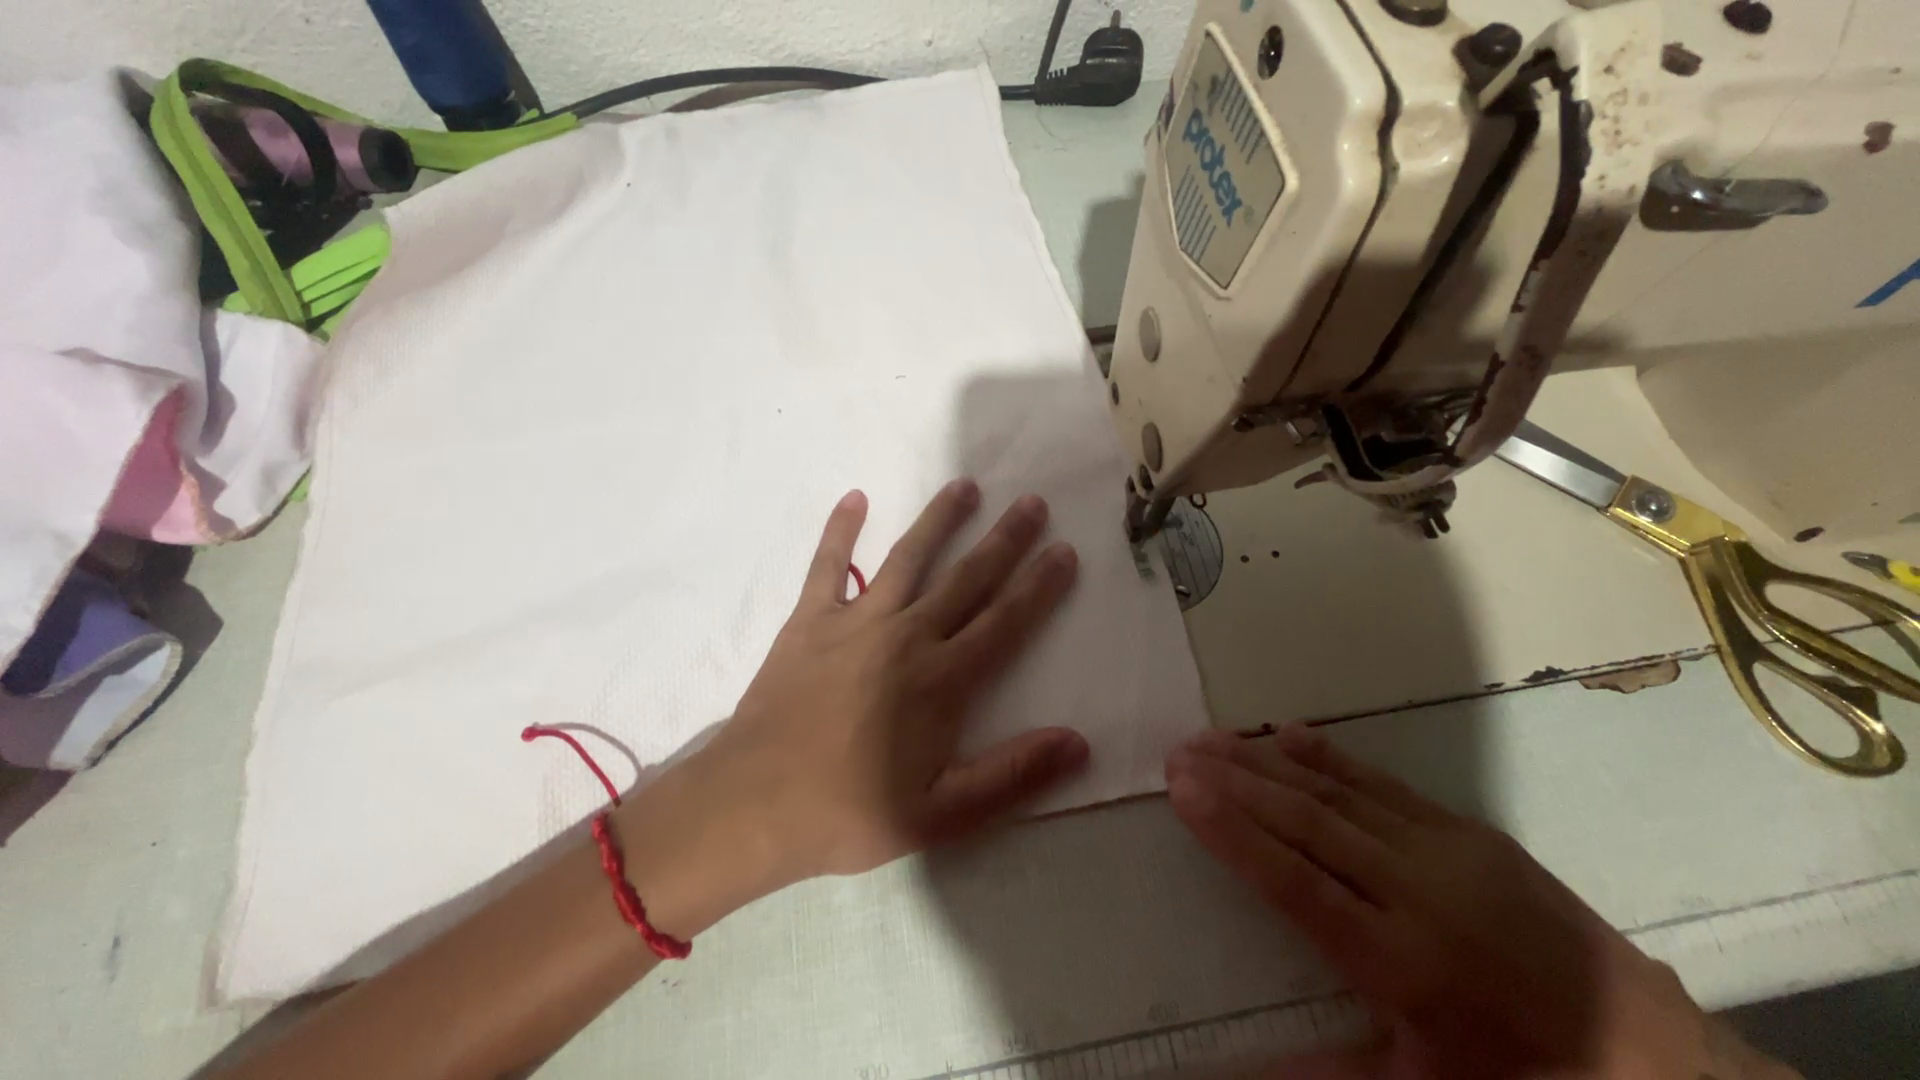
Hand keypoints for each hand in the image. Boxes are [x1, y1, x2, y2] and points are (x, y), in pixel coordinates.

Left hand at [684, 480, 1088, 889]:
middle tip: (1033, 503)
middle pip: (966, 579)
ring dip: (939, 520)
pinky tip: (855, 497)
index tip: (1065, 550)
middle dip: (1004, 540)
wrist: (753, 804)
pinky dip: (841, 530)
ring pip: (907, 558)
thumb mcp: (943, 814)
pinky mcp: (808, 621)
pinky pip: (828, 565)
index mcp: (943, 680)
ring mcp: (854, 622)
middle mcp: (906, 636)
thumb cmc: (852, 813)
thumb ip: (1012, 775)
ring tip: (965, 485)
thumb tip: (1079, 742)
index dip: (1040, 586)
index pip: (1005, 622)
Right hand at [1165, 726, 1783, 1079]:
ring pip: (1339, 794)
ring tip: (1214, 737)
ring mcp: (1447, 852)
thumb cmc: (1506, 1070)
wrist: (1642, 1047)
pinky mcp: (1470, 832)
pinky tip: (1291, 734)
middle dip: (1236, 782)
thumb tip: (1211, 1073)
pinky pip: (1384, 784)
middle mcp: (1416, 892)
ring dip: (1269, 762)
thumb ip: (1310, 1073)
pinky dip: (1331, 757)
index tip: (1183, 789)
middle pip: (1307, 823)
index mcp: (1396, 960)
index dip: (1234, 833)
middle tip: (1179, 752)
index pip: (1294, 882)